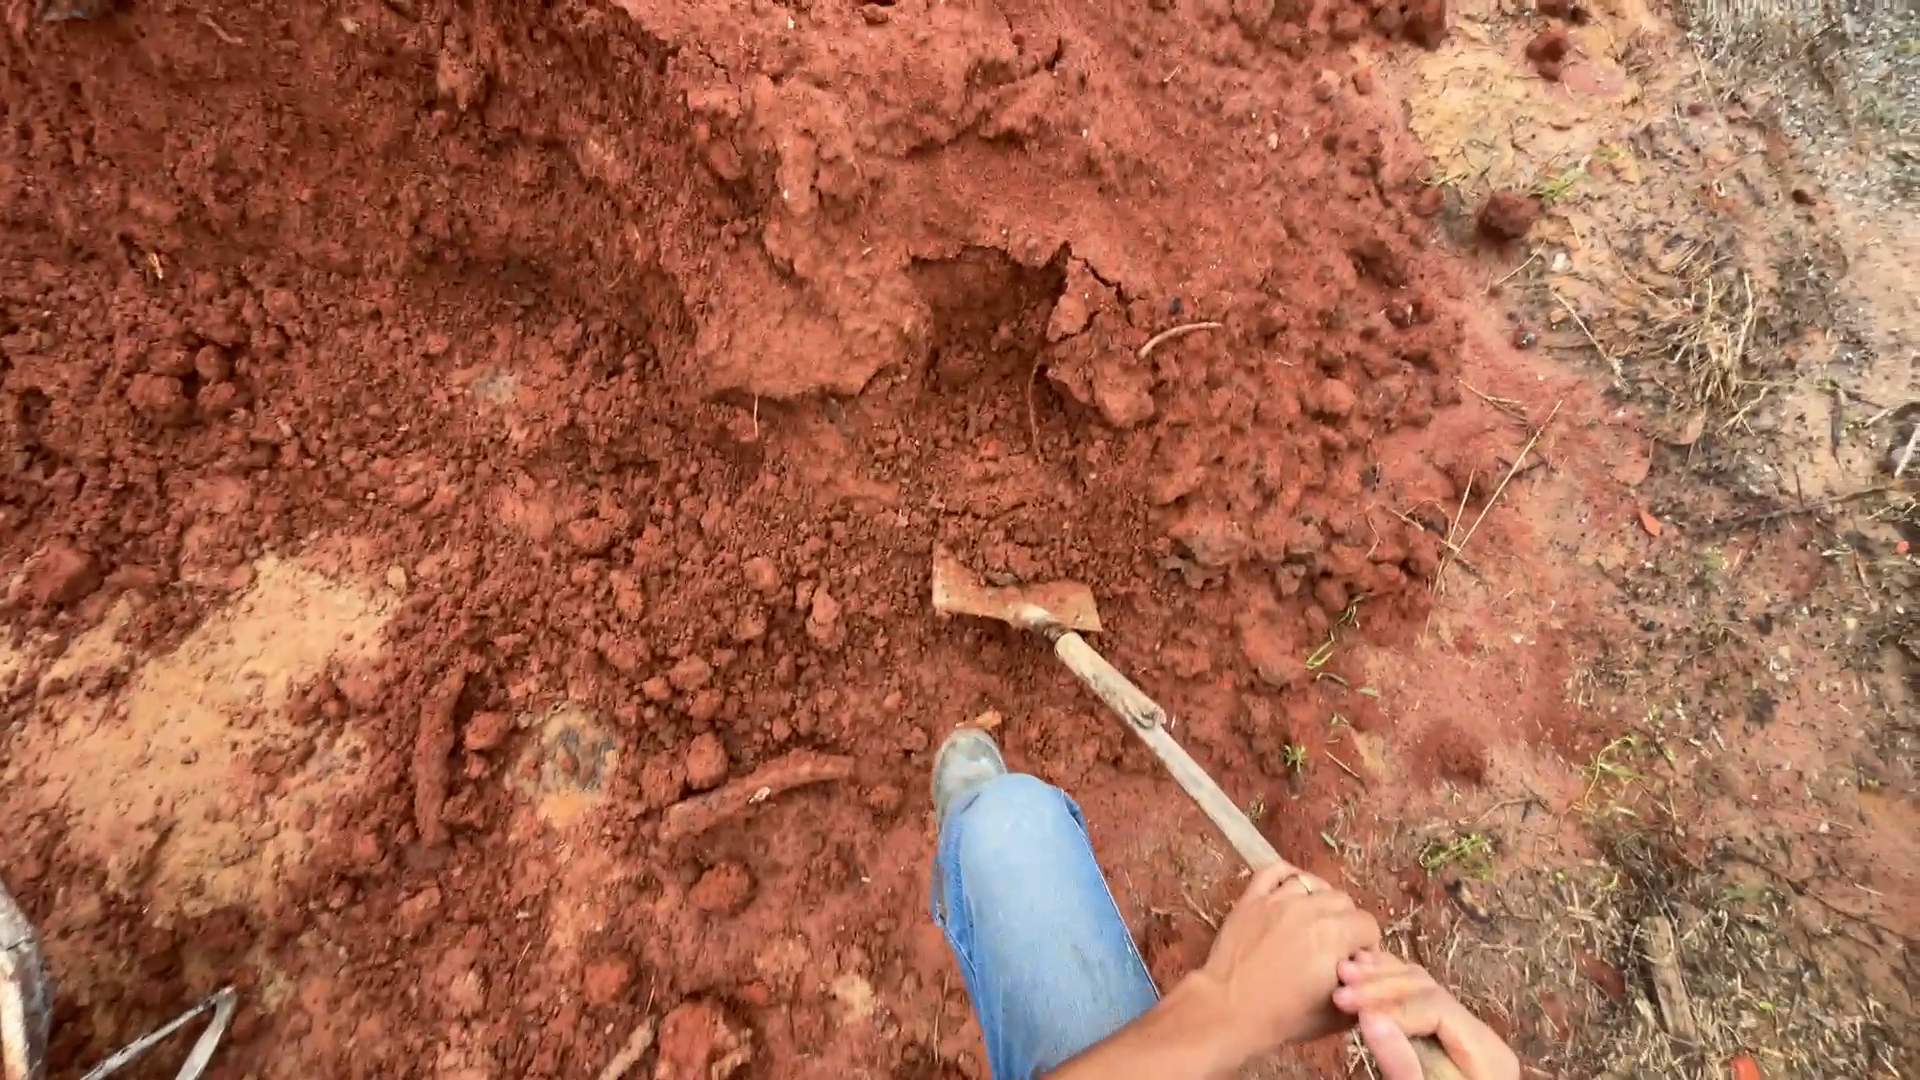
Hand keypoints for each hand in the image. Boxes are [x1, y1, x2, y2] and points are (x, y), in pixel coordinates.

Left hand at [1184, 863, 1379, 1060]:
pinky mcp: (1252, 896)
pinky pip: (1273, 870)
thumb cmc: (1286, 1016)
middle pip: (1342, 900)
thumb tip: (1364, 964)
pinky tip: (1292, 889)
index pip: (1367, 923)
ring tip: (1315, 919)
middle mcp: (1308, 909)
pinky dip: (1287, 875)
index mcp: (1334, 936)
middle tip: (1336, 942)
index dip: (1366, 943)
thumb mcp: (1339, 1012)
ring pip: (1310, 883)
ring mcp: (1276, 898)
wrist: (1233, 1006)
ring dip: (1318, 899)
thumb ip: (1361, 984)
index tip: (1356, 958)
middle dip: (1346, 920)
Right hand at [1334, 951, 1518, 1079]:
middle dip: (1378, 985)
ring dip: (1377, 976)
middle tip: (1339, 992)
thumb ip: (1402, 1066)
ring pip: (1417, 983)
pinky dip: (1383, 977)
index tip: (1346, 1006)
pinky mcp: (1439, 1033)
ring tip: (1343, 972)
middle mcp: (1477, 1033)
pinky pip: (1411, 993)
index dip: (1388, 1001)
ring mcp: (1459, 1030)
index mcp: (1488, 1054)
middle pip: (1425, 989)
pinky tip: (1359, 967)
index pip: (1435, 1006)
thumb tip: (1368, 1016)